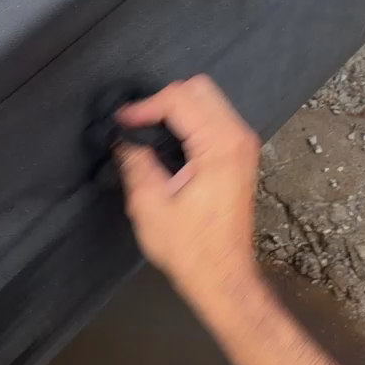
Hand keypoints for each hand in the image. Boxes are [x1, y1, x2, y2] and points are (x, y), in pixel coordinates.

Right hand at [114, 76, 263, 303]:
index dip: (144, 106)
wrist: (223, 276)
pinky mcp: (239, 157)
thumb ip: (135, 164)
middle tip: (134, 122)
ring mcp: (242, 147)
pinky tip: (167, 139)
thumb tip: (124, 142)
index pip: (179, 99)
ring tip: (146, 128)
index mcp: (219, 147)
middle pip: (199, 88)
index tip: (122, 122)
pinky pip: (214, 118)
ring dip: (176, 107)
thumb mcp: (150, 206)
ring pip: (208, 99)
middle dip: (162, 99)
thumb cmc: (192, 249)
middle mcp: (237, 140)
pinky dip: (188, 119)